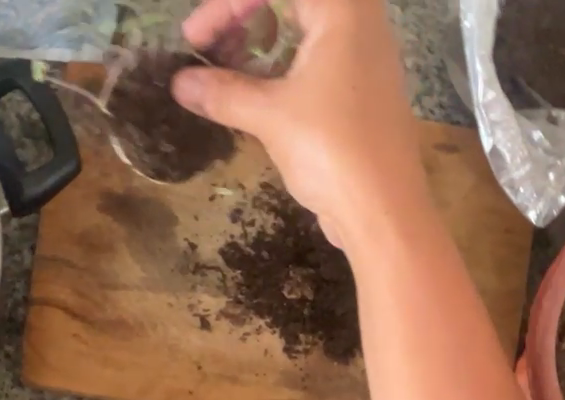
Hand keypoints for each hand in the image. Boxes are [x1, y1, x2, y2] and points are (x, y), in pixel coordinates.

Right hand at [174, 0, 427, 245]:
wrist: (384, 213)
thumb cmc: (332, 152)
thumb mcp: (271, 118)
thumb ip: (224, 93)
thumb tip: (180, 84)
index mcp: (342, 10)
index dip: (227, 6)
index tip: (195, 41)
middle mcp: (358, 24)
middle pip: (289, 5)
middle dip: (242, 22)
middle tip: (209, 54)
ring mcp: (363, 60)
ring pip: (301, 34)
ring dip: (259, 49)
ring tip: (226, 78)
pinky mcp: (360, 94)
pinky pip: (314, 65)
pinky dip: (281, 74)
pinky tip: (256, 100)